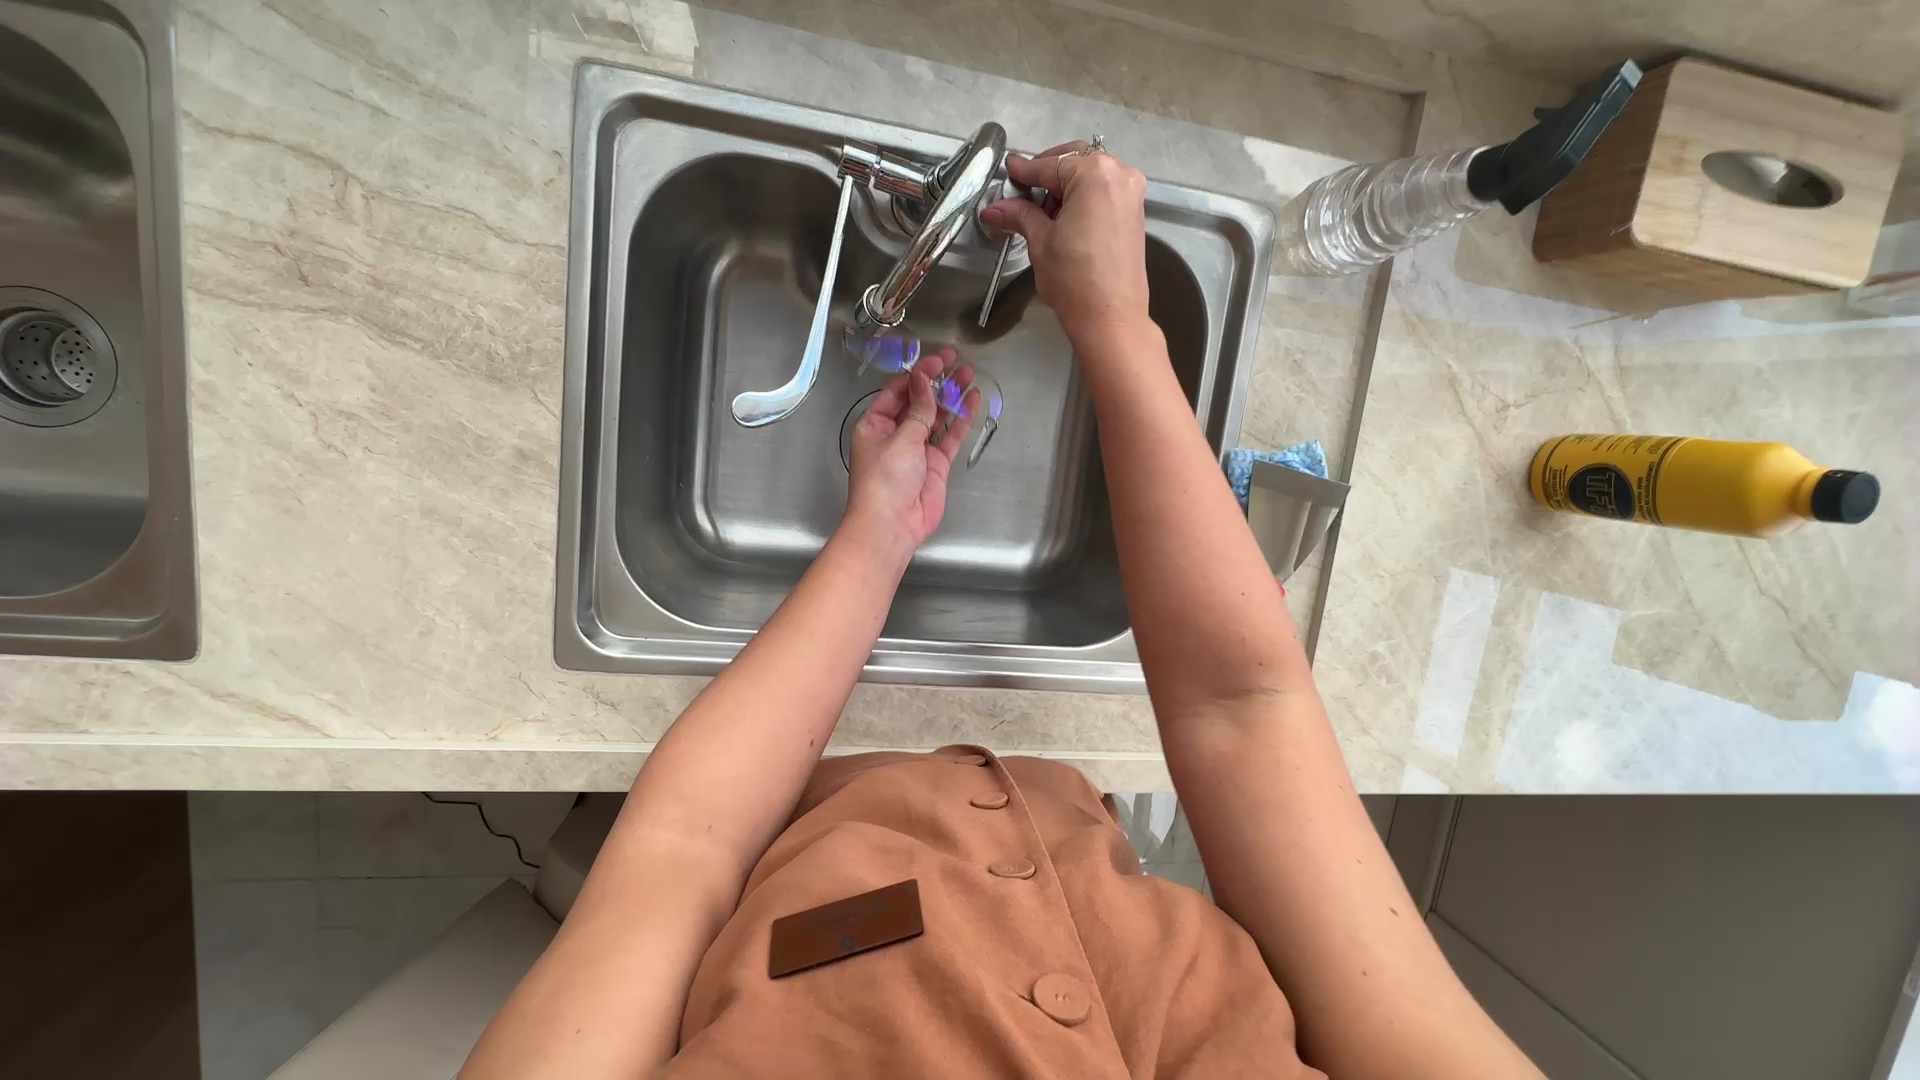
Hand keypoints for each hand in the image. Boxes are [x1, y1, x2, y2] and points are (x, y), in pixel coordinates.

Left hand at [845, 347, 976, 552]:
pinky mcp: (936, 464)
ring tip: (968, 375)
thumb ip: (918, 409)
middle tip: (956, 361)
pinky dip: (961, 420)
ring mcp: (917, 449)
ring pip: (937, 417)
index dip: (918, 374)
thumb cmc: (884, 482)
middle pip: (919, 402)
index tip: (938, 360)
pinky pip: (950, 437)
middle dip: (937, 381)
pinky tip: (971, 401)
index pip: (897, 391)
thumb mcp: (900, 438)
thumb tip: (924, 379)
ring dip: (951, 397)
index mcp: (875, 425)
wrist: (892, 525)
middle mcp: (895, 434)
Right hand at [979, 142, 1153, 350]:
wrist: (1110, 317)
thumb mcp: (1041, 242)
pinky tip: (1065, 221)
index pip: (1050, 165)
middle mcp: (1120, 174)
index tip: (1008, 170)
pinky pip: (1104, 192)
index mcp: (1095, 174)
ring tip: (1044, 216)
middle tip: (1024, 196)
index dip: (1024, 170)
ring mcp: (1132, 193)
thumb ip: (1019, 215)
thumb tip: (993, 208)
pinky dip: (1083, 198)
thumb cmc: (1074, 279)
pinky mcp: (1135, 213)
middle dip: (1047, 175)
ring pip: (1090, 176)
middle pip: (1074, 162)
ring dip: (1065, 188)